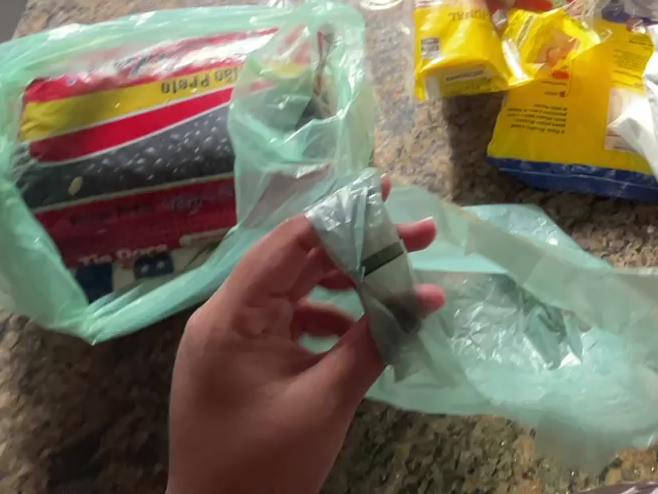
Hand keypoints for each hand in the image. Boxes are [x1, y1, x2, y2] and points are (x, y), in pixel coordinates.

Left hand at [168, 180, 445, 493]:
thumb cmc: (264, 468)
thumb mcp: (327, 399)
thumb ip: (378, 338)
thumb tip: (431, 294)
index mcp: (232, 319)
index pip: (288, 243)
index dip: (338, 213)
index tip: (383, 192)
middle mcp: (225, 316)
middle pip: (298, 259)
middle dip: (358, 245)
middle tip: (416, 233)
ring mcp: (231, 337)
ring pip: (297, 284)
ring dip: (347, 278)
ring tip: (397, 277)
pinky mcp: (242, 356)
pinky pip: (289, 313)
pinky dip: (328, 310)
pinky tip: (359, 324)